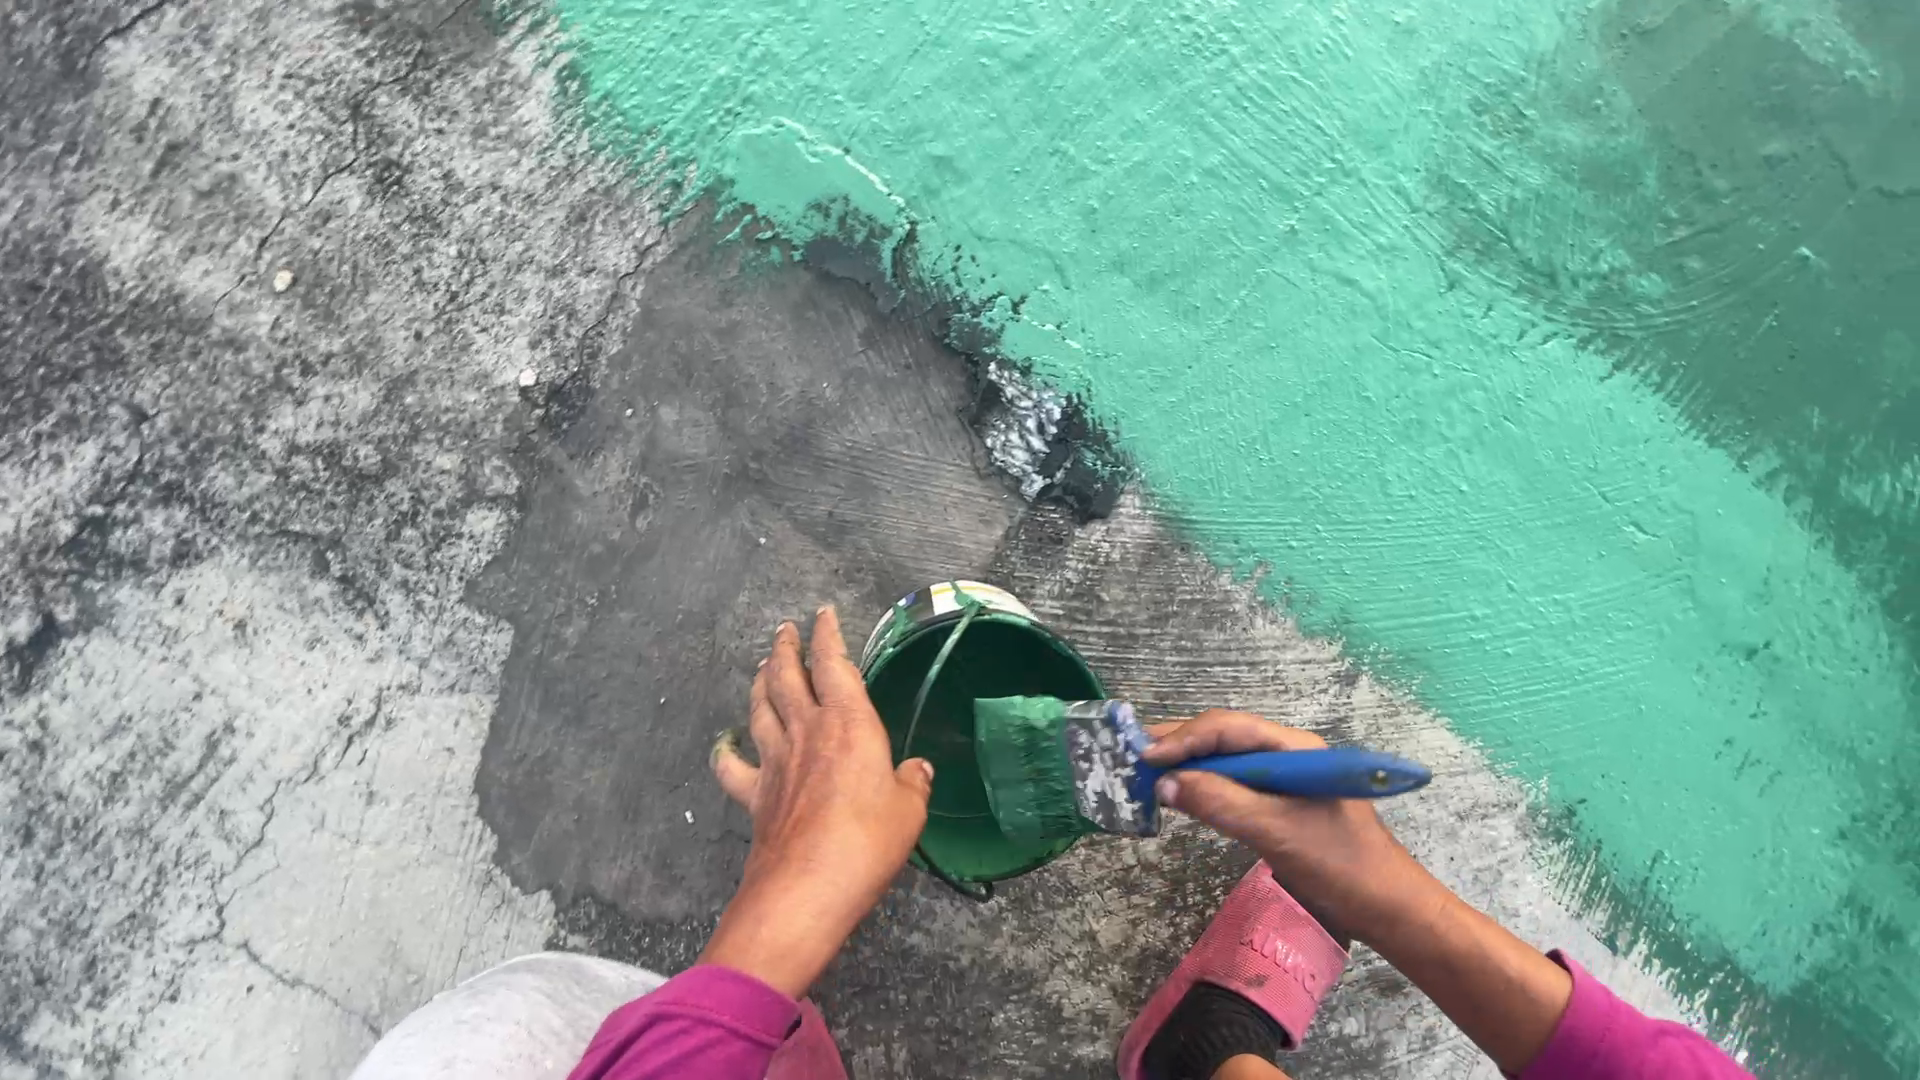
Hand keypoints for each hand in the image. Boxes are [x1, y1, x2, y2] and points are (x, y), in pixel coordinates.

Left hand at [700, 607, 934, 996]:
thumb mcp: (910, 810)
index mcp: (848, 722)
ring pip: (760, 707)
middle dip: (787, 648)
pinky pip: (733, 766)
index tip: (823, 614)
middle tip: (785, 630)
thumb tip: (918, 770)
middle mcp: (807, 730)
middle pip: (788, 676)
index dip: (828, 634)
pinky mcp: (755, 794)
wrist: (805, 888)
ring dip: (760, 681)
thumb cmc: (867, 840)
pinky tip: (723, 743)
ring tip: (763, 664)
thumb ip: (913, 782)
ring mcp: (775, 761)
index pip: (835, 664)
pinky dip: (725, 752)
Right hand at [1152, 711, 1578, 1073]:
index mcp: (1295, 748)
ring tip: (1144, 767)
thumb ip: (1222, 803)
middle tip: (1132, 751)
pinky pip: (1230, 783)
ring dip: (1186, 763)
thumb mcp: (1278, 833)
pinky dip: (1200, 785)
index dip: (1184, 739)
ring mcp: (1280, 777)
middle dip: (1178, 742)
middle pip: (1222, 736)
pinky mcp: (1276, 802)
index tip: (1147, 756)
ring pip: (1223, 759)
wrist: (1392, 911)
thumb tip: (1165, 783)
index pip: (1228, 728)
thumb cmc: (1343, 866)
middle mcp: (1285, 753)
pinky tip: (1178, 791)